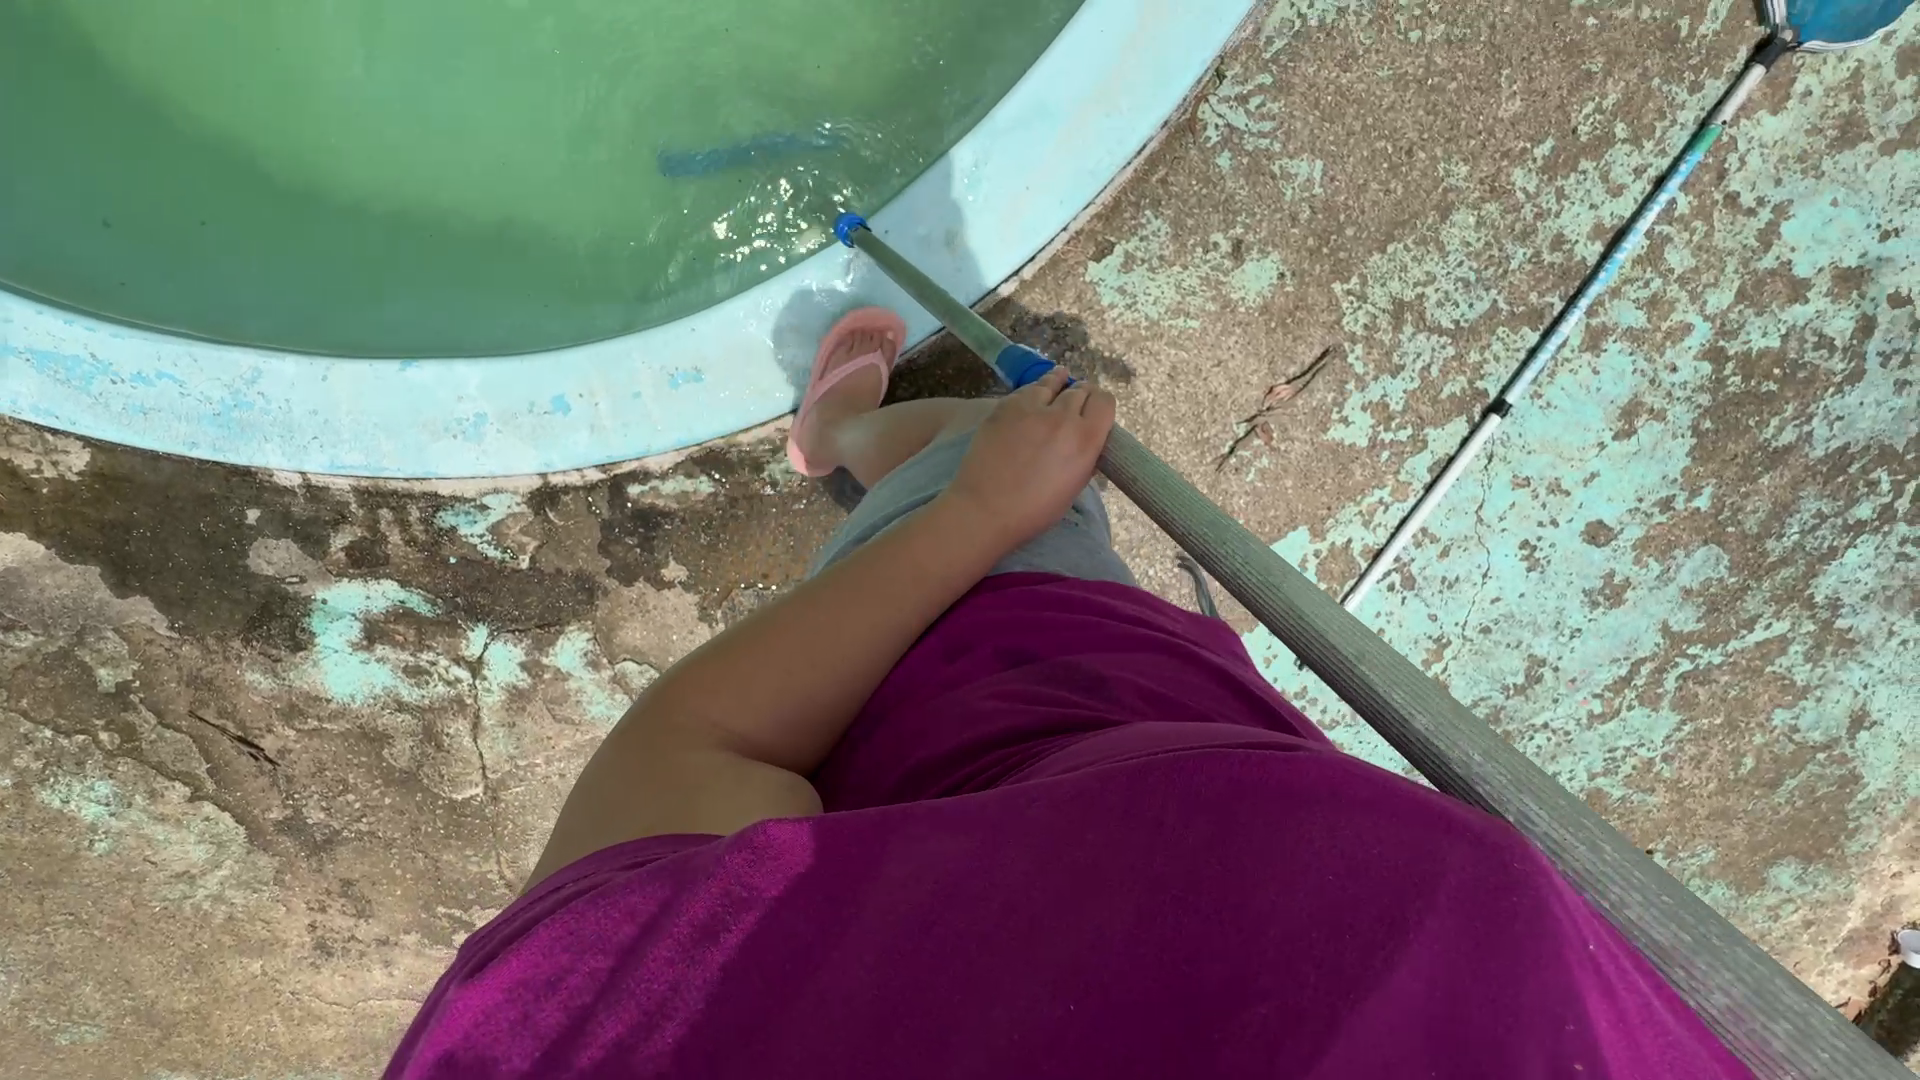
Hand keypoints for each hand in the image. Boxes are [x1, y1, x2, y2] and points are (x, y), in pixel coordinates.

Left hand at [940, 368, 1116, 552]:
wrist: (984, 509)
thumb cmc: (1032, 511)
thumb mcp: (1073, 488)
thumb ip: (1085, 460)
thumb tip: (1087, 446)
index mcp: (1085, 439)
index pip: (1105, 403)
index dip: (1101, 405)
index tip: (1095, 412)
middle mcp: (1063, 416)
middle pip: (1080, 390)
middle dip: (1081, 395)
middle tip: (1076, 403)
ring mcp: (1032, 407)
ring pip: (1053, 382)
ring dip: (1060, 383)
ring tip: (1061, 378)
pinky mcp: (1005, 405)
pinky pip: (1027, 389)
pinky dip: (1036, 389)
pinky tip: (1035, 391)